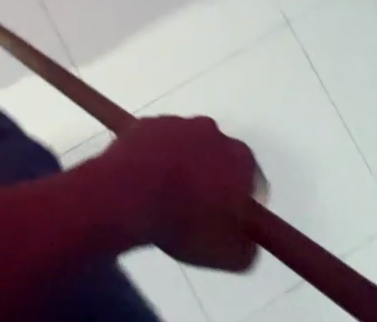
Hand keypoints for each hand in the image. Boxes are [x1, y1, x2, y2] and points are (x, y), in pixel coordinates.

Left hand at [75, 116, 259, 270]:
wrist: (124, 195)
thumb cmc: (183, 224)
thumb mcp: (231, 255)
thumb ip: (248, 244)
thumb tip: (244, 238)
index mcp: (240, 159)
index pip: (252, 181)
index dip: (241, 203)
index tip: (227, 220)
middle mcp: (211, 131)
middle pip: (219, 157)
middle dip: (213, 178)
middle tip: (196, 207)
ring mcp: (175, 122)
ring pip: (188, 146)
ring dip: (183, 164)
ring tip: (166, 193)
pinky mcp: (145, 122)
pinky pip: (159, 141)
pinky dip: (157, 155)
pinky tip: (146, 179)